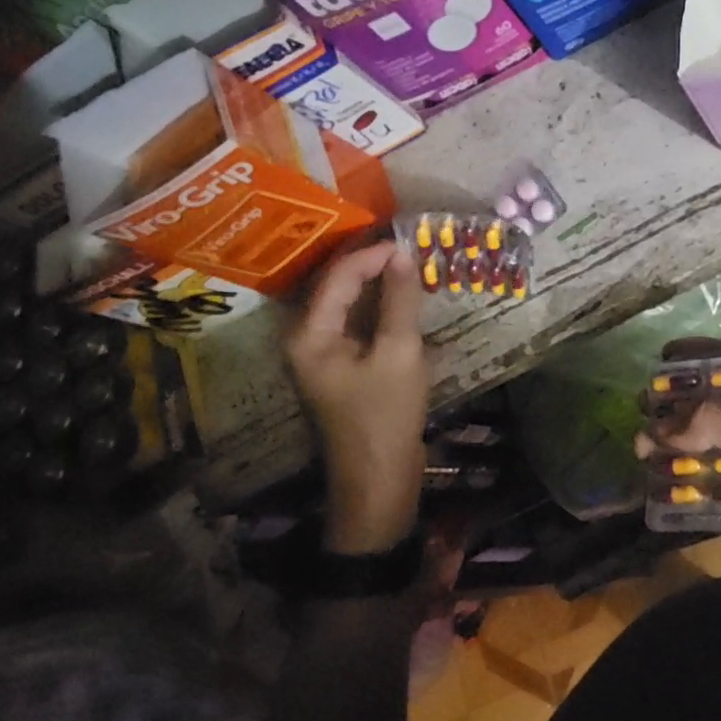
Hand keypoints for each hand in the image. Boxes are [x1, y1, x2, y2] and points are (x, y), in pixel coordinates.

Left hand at [287, 242, 427, 554]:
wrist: (378, 477)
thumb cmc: (385, 415)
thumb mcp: (399, 354)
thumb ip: (401, 302)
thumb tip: (405, 256)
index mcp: (310, 333)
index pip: (338, 276)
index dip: (372, 254)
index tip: (410, 243)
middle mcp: (307, 337)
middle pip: (337, 286)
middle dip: (372, 263)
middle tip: (411, 246)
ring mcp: (325, 353)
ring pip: (350, 303)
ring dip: (379, 284)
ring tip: (412, 266)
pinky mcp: (344, 366)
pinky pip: (359, 323)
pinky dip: (381, 307)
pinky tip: (406, 300)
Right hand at [636, 346, 720, 640]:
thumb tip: (659, 427)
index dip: (706, 360)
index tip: (664, 355)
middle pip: (718, 414)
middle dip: (679, 410)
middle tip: (639, 409)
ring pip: (707, 458)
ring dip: (673, 453)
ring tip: (639, 451)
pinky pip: (706, 503)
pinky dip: (680, 497)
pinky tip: (650, 492)